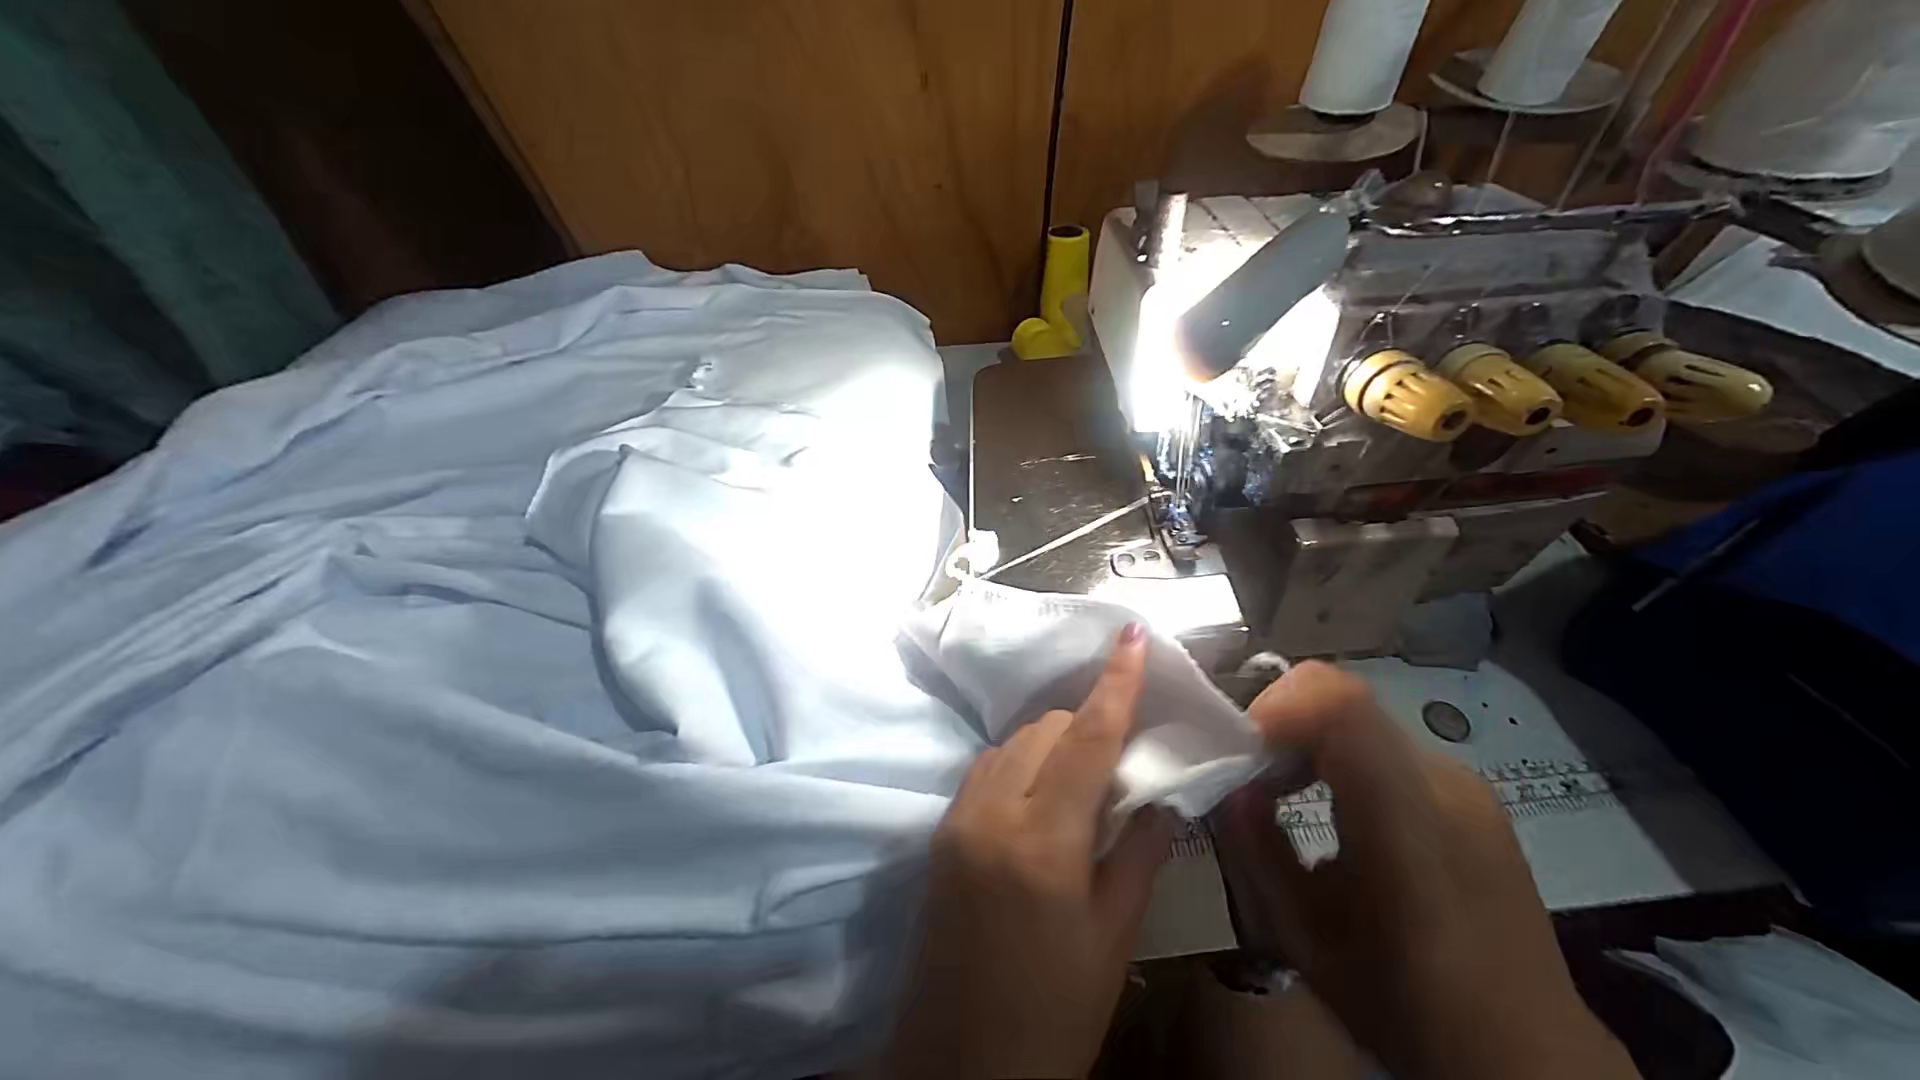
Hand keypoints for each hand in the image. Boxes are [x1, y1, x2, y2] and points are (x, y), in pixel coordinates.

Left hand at [879, 624, 1174, 1079]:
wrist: (962, 1061)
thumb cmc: (1055, 1010)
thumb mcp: (1115, 937)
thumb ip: (1139, 851)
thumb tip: (1157, 796)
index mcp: (1042, 841)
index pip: (1086, 739)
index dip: (1115, 683)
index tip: (1131, 634)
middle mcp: (990, 813)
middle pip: (1044, 731)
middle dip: (1085, 725)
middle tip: (1121, 758)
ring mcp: (956, 819)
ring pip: (1011, 744)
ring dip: (1050, 743)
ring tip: (1083, 780)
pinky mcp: (940, 832)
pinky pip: (986, 770)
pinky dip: (1020, 765)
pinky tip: (1041, 798)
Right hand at [1223, 661, 1640, 1079]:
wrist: (1527, 1054)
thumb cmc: (1407, 1006)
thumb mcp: (1305, 936)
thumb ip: (1259, 847)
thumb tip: (1232, 784)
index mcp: (1408, 826)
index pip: (1340, 705)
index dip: (1277, 705)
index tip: (1239, 748)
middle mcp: (1445, 783)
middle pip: (1343, 701)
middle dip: (1279, 722)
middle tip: (1247, 770)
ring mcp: (1464, 782)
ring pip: (1359, 718)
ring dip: (1305, 737)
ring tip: (1281, 787)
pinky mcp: (1468, 791)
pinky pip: (1382, 744)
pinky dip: (1336, 753)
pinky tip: (1329, 804)